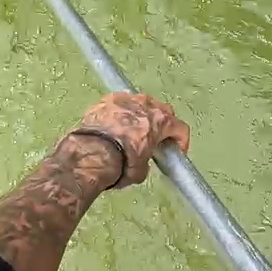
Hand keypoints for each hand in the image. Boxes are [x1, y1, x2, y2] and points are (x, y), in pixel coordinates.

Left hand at [68, 92, 191, 188]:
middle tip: (155, 138)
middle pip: (162, 110)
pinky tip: (114, 124)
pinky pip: (120, 103)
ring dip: (141, 115)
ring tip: (133, 129)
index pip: (180, 128)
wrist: (91, 154)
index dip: (180, 141)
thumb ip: (147, 160)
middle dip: (161, 124)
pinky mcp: (106, 99)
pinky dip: (121, 112)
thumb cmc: (120, 163)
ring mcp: (126, 99)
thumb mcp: (140, 171)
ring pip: (140, 103)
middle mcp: (146, 105)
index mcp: (161, 121)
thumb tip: (141, 159)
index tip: (175, 150)